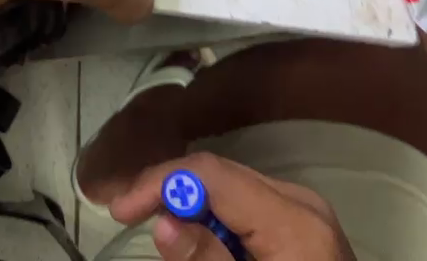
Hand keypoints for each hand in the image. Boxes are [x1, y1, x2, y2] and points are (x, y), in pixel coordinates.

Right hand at [110, 155, 356, 260]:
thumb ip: (209, 260)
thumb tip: (160, 224)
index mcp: (294, 219)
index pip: (211, 174)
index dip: (161, 182)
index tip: (120, 209)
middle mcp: (301, 201)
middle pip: (218, 175)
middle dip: (171, 193)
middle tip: (131, 216)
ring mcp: (305, 211)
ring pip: (229, 186)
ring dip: (192, 207)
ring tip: (170, 237)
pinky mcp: (304, 224)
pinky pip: (247, 204)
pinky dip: (218, 218)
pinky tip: (205, 242)